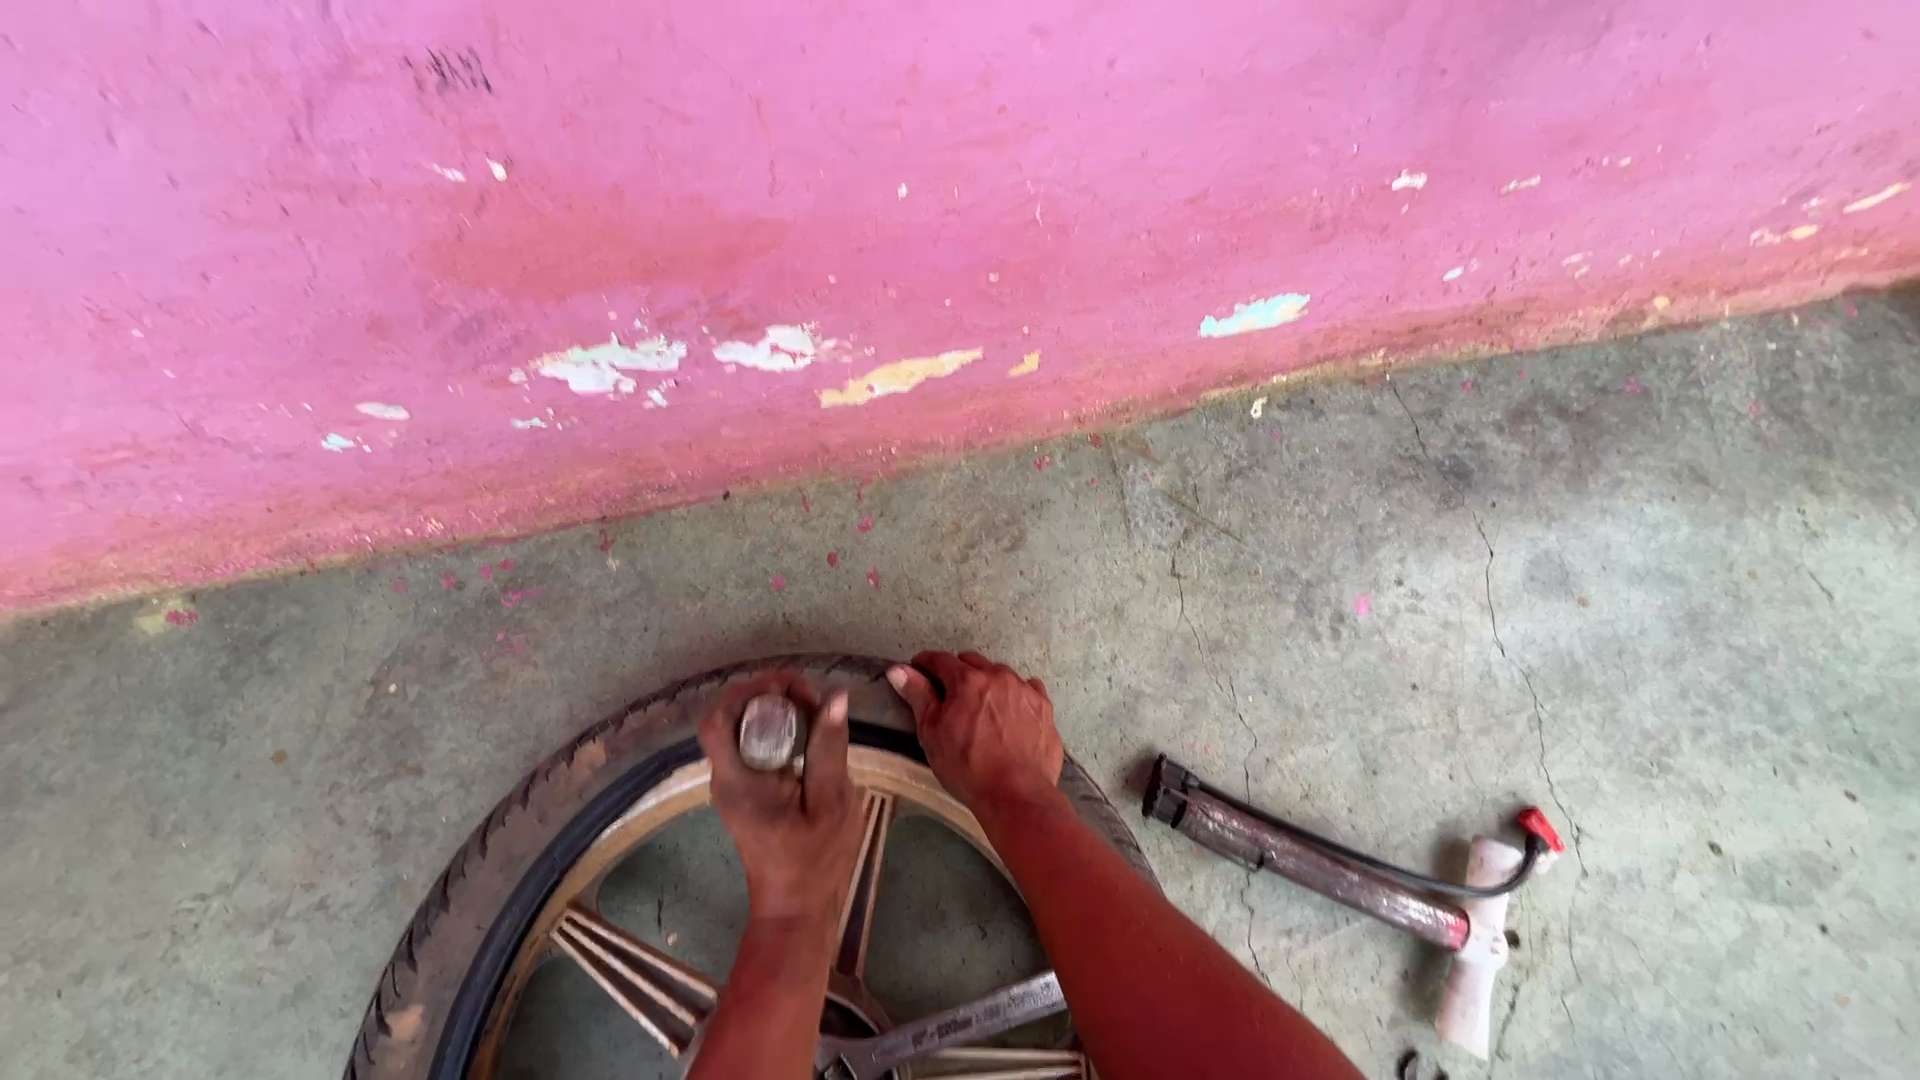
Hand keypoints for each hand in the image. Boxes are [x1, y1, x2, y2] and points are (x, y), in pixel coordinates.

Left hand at [697, 676, 865, 922]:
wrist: (797, 905)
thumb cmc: (816, 860)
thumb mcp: (832, 802)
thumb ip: (829, 747)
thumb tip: (836, 696)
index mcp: (739, 781)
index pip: (718, 720)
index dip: (749, 691)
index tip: (792, 687)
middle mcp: (725, 778)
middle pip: (727, 717)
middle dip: (766, 694)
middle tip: (810, 697)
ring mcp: (732, 784)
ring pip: (737, 728)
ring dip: (772, 709)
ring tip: (812, 709)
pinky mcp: (744, 789)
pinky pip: (749, 743)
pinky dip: (774, 727)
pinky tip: (806, 732)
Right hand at [886, 651, 1063, 815]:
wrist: (1016, 794)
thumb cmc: (967, 766)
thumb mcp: (932, 733)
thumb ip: (918, 695)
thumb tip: (898, 669)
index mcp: (968, 680)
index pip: (941, 660)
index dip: (926, 663)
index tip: (919, 669)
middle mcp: (998, 676)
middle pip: (972, 662)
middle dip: (958, 672)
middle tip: (950, 694)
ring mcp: (1025, 690)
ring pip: (1001, 674)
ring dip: (988, 682)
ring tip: (982, 706)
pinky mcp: (1045, 707)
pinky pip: (1028, 689)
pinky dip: (1016, 695)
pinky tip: (1012, 712)